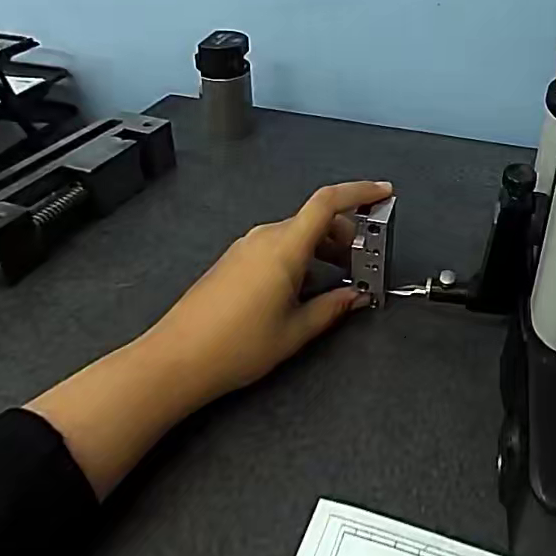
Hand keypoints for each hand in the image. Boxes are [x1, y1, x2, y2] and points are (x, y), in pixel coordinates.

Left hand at [135, 179, 389, 403]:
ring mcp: (246, 248)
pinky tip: (306, 288)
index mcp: (284, 246)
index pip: (329, 202)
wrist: (171, 363)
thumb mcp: (295, 330)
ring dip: (324, 249)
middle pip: (317, 220)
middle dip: (347, 235)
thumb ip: (333, 307)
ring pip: (298, 234)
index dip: (361, 191)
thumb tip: (357, 296)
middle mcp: (265, 237)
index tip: (384, 192)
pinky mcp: (234, 261)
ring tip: (339, 279)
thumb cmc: (234, 346)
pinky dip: (302, 257)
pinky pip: (278, 246)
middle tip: (365, 261)